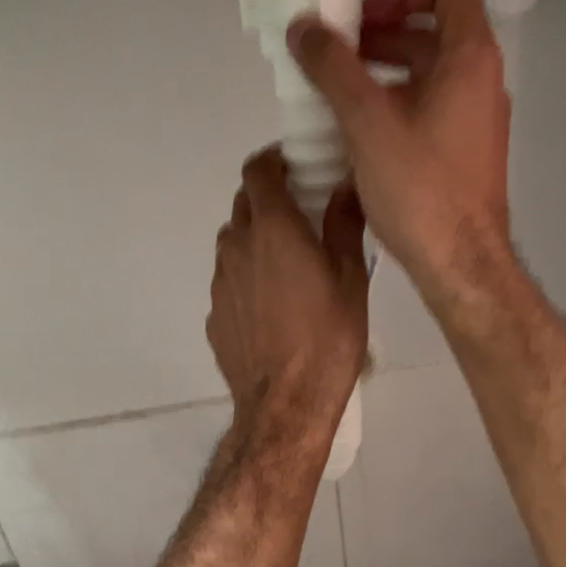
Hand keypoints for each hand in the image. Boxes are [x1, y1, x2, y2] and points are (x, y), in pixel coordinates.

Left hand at [208, 148, 369, 441]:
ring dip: (256, 240)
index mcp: (272, 229)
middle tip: (301, 216)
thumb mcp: (351, 279)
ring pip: (233, 243)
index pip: (257, 171)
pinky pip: (229, 282)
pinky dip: (247, 278)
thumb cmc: (328, 339)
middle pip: (243, 204)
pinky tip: (272, 307)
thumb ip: (344, 224)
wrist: (286, 405)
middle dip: (268, 199)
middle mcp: (237, 247)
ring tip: (288, 265)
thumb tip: (345, 183)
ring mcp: (219, 283)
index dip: (274, 161)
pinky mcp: (214, 315)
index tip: (296, 168)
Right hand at [287, 0, 512, 282]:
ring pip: (427, 78)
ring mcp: (475, 123)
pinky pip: (428, 113)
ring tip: (335, 97)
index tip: (359, 18)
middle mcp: (481, 84)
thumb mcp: (367, 123)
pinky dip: (393, 109)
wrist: (460, 265)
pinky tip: (356, 137)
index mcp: (470, 60)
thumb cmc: (421, 190)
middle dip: (379, 37)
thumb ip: (333, 69)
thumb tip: (303, 28)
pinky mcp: (464, 157)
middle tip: (333, 56)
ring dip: (381, 76)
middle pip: (432, 33)